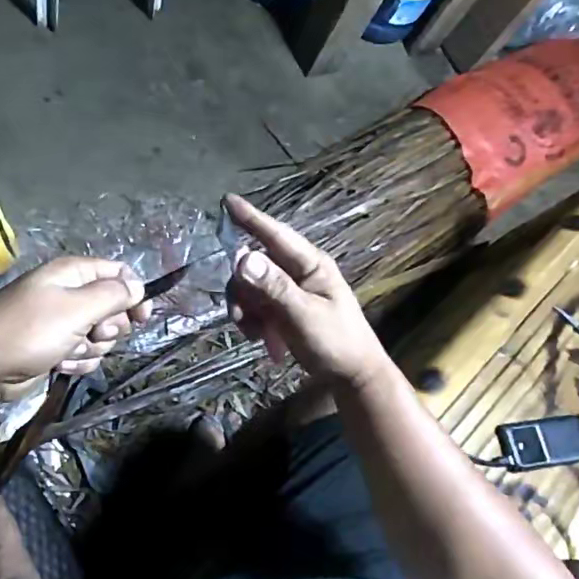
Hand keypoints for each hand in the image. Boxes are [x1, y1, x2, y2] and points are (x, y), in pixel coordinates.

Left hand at [0, 257, 151, 403]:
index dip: (134, 293)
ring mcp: (62, 322)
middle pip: (113, 307)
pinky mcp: (57, 347)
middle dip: (109, 326)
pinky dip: (77, 360)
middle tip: (94, 333)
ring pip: (101, 335)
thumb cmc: (28, 331)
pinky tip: (59, 364)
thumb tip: (139, 287)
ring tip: (68, 350)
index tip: (141, 316)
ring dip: (91, 348)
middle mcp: (68, 294)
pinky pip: (85, 352)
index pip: (118, 274)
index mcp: (72, 273)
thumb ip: (112, 296)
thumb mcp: (75, 309)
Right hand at [224, 194, 389, 387]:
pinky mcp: (283, 310)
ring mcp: (290, 291)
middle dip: (242, 290)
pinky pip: (256, 307)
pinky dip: (253, 323)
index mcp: (310, 264)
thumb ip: (274, 287)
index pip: (275, 234)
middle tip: (241, 316)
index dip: (250, 218)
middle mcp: (298, 272)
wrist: (352, 377)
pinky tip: (263, 341)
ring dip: (246, 311)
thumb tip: (242, 258)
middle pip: (253, 265)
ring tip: (255, 335)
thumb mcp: (304, 315)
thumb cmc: (336, 342)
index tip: (226, 200)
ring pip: (250, 288)